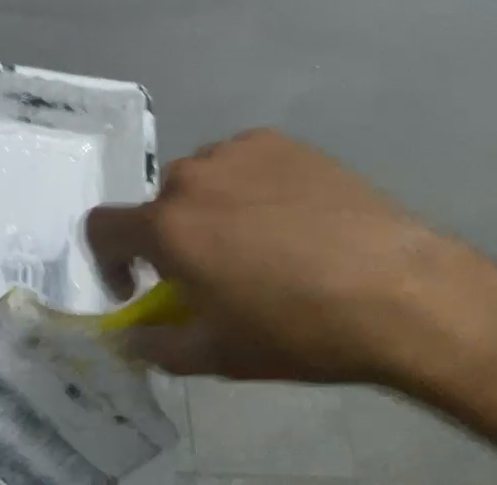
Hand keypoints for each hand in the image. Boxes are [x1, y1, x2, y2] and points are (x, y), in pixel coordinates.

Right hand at [84, 129, 496, 388]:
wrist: (395, 288)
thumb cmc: (298, 328)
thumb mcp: (220, 355)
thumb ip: (157, 345)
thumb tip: (128, 337)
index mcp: (166, 226)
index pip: (101, 227)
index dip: (109, 261)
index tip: (139, 287)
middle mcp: (191, 176)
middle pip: (160, 206)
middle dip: (174, 240)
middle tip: (216, 275)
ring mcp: (236, 151)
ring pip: (204, 181)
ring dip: (212, 211)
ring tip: (262, 245)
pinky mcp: (277, 141)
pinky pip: (243, 163)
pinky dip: (250, 188)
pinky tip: (292, 219)